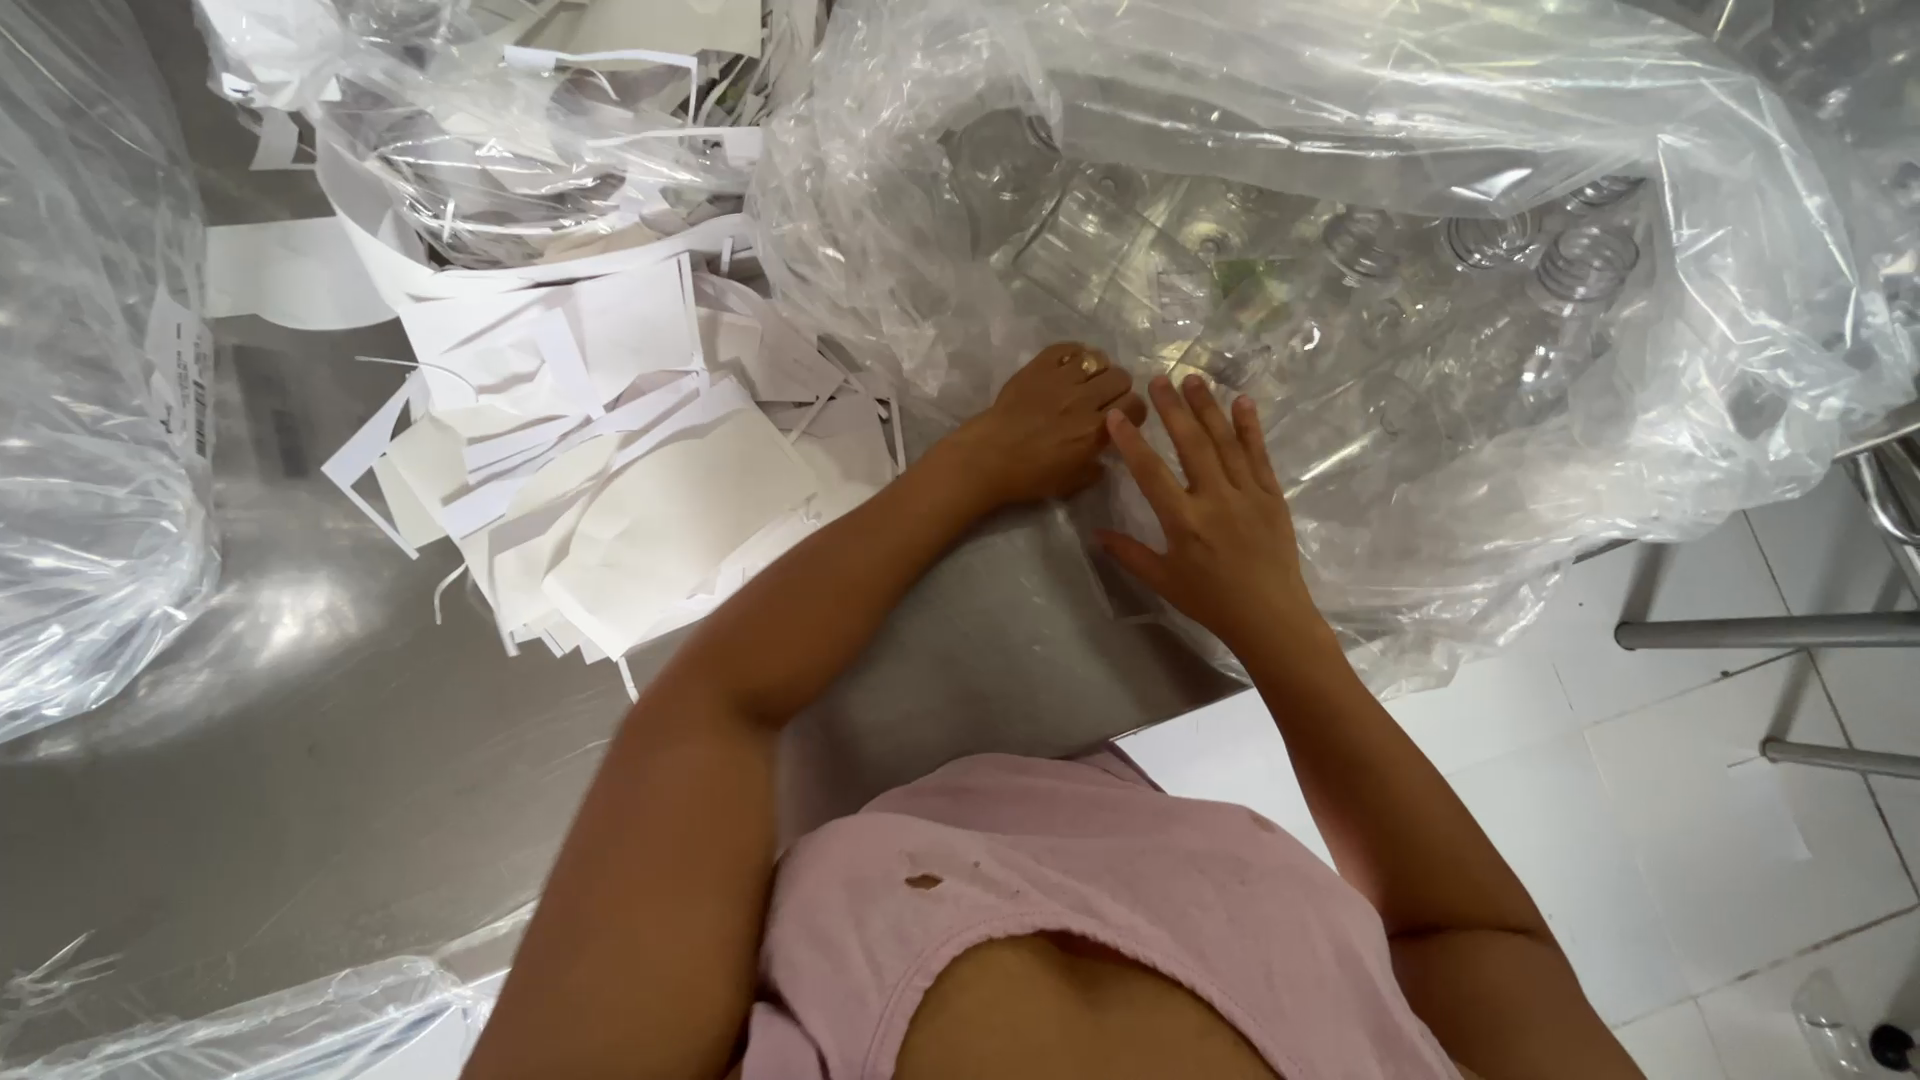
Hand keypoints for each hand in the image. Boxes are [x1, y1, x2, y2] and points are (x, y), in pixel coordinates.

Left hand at [937, 342, 1145, 509]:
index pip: (1135, 406)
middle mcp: (1084, 400)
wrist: (988, 457)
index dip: (1134, 410)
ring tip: (1087, 379)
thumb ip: (1095, 469)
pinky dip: (1074, 353)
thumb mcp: (1070, 483)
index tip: (1124, 416)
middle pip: (1120, 378)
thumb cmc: (1029, 476)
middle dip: (1119, 388)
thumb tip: (1103, 459)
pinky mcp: (1038, 367)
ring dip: (1098, 369)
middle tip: (1104, 398)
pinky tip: (1070, 365)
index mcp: (1095, 430)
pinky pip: (1066, 348)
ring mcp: (1060, 379)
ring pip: (1097, 359)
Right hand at [1097, 374, 1335, 655]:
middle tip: (1158, 378)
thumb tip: (1095, 534)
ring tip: (1192, 379)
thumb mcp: (1162, 580)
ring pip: (1225, 442)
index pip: (1151, 473)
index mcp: (1184, 521)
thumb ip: (1128, 553)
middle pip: (1191, 444)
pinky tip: (1241, 401)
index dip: (1131, 442)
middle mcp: (1215, 499)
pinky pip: (1259, 455)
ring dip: (1207, 407)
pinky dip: (1250, 427)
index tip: (1116, 417)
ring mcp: (1247, 494)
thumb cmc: (1211, 601)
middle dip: (1173, 409)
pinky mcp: (1272, 495)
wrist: (1270, 616)